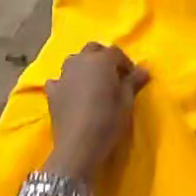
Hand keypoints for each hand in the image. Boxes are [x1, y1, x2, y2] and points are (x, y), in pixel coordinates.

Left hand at [44, 43, 147, 181]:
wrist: (77, 145)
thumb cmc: (107, 120)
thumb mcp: (126, 101)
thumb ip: (133, 81)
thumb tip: (143, 69)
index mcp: (101, 60)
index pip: (116, 52)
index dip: (125, 63)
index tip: (132, 77)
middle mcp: (80, 61)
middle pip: (93, 49)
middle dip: (103, 58)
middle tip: (113, 76)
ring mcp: (63, 75)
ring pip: (75, 61)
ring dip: (84, 67)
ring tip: (93, 84)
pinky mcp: (52, 91)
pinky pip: (59, 80)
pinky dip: (66, 83)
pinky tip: (71, 93)